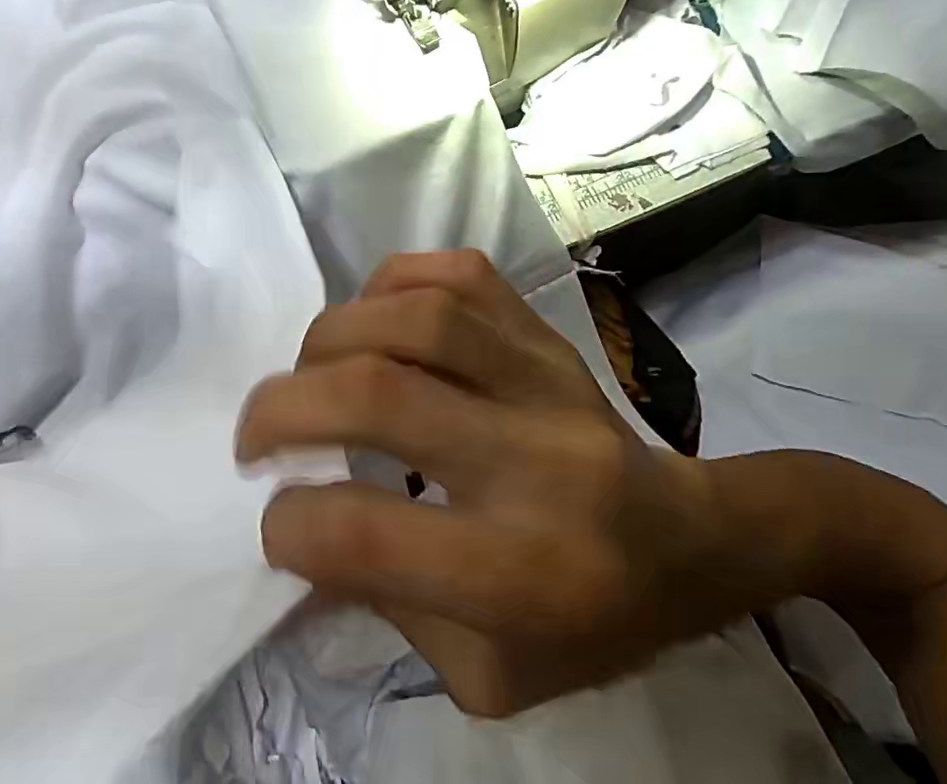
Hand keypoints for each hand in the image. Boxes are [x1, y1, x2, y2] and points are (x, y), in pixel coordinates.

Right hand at [235, 251, 808, 716]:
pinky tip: (376, 321)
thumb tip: (298, 541)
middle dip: (284, 407)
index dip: (290, 525)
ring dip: (334, 336)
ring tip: (314, 372)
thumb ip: (385, 608)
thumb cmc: (588, 623)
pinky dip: (394, 282)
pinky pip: (462, 274)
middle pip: (381, 397)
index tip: (279, 518)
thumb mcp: (486, 673)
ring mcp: (549, 380)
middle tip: (258, 433)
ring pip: (420, 317)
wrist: (688, 542)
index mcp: (520, 572)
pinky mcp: (550, 336)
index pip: (365, 534)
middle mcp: (537, 461)